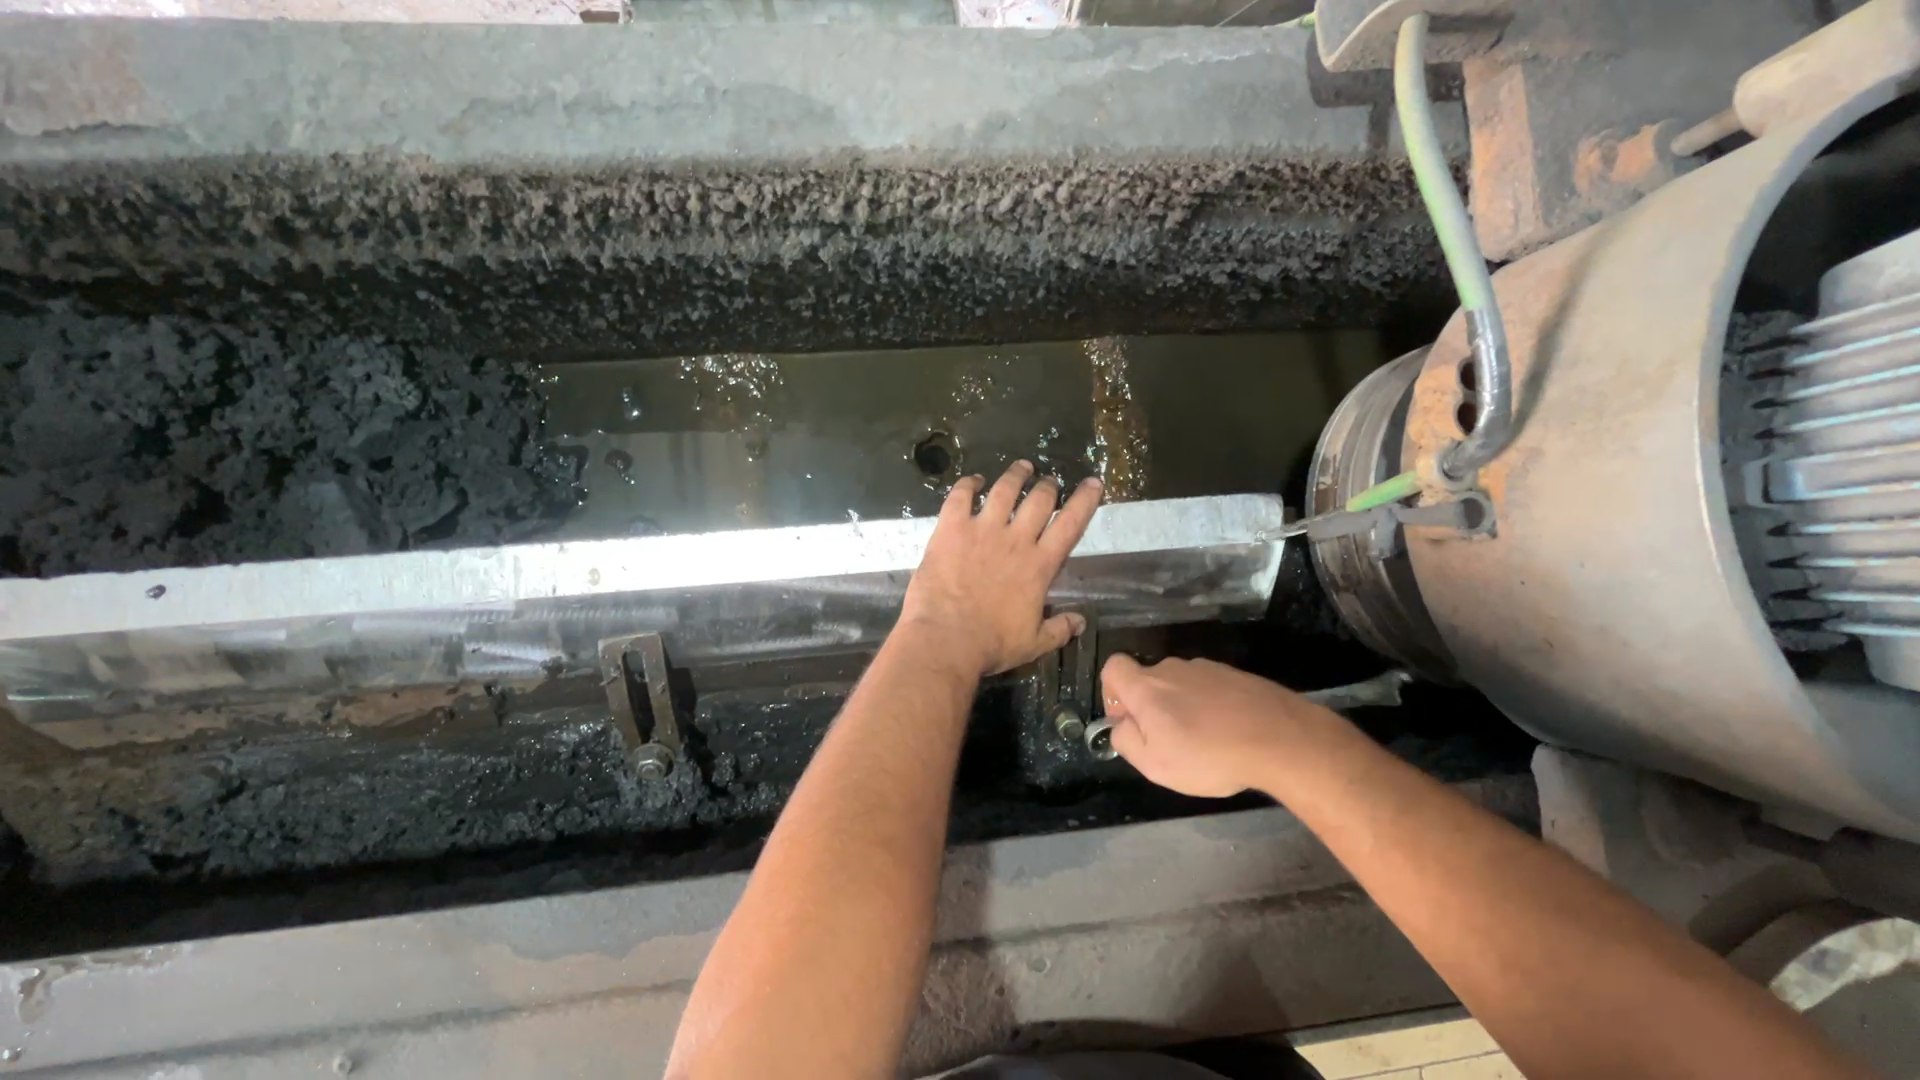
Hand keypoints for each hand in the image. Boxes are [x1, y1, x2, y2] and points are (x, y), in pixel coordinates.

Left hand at [900, 462, 1102, 676]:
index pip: (1071, 524)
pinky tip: (973, 480)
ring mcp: (982, 530)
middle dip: (1048, 486)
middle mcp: (1016, 539)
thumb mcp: (1034, 643)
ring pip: (1004, 490)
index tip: (1093, 483)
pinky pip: (960, 495)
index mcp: (1040, 565)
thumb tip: (1081, 622)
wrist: (946, 639)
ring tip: (1022, 467)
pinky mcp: (951, 529)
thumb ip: (1059, 628)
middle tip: (1049, 481)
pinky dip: (968, 484)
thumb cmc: (992, 644)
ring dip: (1015, 475)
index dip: (1085, 500)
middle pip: (1039, 500)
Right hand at [1102, 655, 1336, 796]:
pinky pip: (1210, 690)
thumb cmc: (1209, 755)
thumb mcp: (1154, 764)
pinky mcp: (1236, 676)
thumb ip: (1126, 740)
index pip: (1113, 668)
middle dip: (1151, 708)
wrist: (1281, 738)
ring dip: (1183, 708)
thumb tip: (1121, 725)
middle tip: (1170, 743)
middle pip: (1149, 681)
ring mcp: (1208, 669)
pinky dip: (1211, 708)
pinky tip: (1229, 734)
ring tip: (1206, 742)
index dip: (1112, 693)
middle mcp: (1174, 669)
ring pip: (1181, 686)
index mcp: (1147, 687)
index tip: (1128, 720)